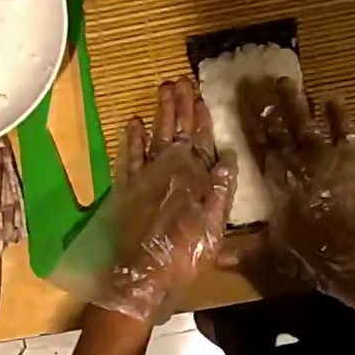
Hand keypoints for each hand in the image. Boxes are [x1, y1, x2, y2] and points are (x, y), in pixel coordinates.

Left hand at [93, 79, 236, 324]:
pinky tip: (133, 121)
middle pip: (178, 130)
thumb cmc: (185, 253)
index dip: (201, 117)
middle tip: (180, 80)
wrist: (144, 274)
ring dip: (160, 112)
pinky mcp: (128, 186)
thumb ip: (220, 189)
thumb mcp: (214, 225)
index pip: (201, 139)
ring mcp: (146, 175)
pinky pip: (129, 156)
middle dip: (180, 105)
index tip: (201, 96)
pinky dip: (131, 138)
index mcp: (194, 176)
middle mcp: (170, 168)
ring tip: (164, 88)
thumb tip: (226, 156)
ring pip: (155, 135)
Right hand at [237, 77, 354, 330]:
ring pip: (307, 122)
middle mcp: (298, 163)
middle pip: (279, 127)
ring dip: (297, 101)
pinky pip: (344, 130)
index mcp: (277, 182)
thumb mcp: (277, 254)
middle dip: (268, 103)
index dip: (249, 120)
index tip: (241, 98)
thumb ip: (247, 252)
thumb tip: (214, 259)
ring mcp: (326, 157)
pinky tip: (333, 98)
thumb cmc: (317, 256)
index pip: (259, 144)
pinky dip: (339, 114)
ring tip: (286, 80)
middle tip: (257, 80)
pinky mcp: (353, 159)